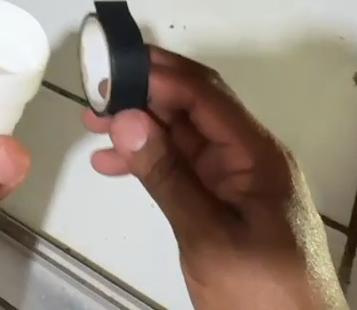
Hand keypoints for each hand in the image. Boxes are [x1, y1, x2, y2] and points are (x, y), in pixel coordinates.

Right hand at [82, 47, 322, 309]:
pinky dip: (145, 159)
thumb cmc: (265, 294)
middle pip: (190, 104)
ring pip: (179, 132)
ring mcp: (233, 178)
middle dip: (142, 92)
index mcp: (256, 153)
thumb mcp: (211, 238)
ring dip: (138, 124)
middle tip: (95, 90)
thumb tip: (125, 118)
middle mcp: (246, 155)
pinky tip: (110, 163)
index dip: (157, 75)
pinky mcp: (220, 201)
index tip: (111, 70)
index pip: (203, 94)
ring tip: (92, 124)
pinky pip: (178, 164)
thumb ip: (167, 177)